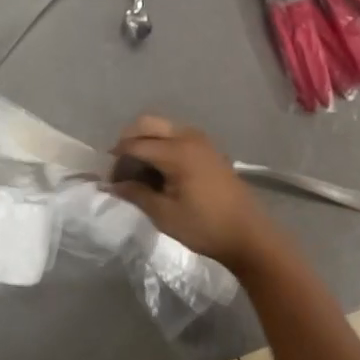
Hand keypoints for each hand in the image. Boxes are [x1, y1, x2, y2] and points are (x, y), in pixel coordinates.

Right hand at [110, 115, 284, 272]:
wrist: (248, 235)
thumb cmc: (205, 227)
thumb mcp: (164, 214)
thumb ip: (136, 194)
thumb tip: (114, 185)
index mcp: (176, 152)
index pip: (135, 145)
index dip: (118, 160)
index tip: (110, 179)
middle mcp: (188, 137)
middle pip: (147, 124)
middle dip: (128, 140)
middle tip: (121, 167)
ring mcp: (200, 140)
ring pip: (162, 127)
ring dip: (145, 141)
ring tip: (139, 169)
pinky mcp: (208, 148)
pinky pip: (176, 135)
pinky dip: (161, 145)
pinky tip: (159, 170)